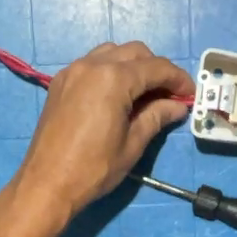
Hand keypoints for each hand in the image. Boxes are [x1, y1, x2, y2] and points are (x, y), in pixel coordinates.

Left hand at [13, 42, 193, 216]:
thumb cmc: (94, 169)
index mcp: (113, 79)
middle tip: (169, 96)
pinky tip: (118, 96)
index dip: (178, 79)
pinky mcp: (60, 83)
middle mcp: (92, 65)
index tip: (190, 95)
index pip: (156, 68)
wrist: (47, 184)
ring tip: (144, 94)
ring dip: (133, 66)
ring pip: (112, 53)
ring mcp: (73, 71)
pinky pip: (92, 64)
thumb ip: (155, 117)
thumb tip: (177, 106)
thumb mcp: (132, 145)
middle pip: (135, 53)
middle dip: (156, 70)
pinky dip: (111, 71)